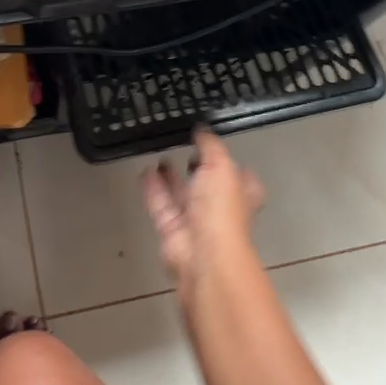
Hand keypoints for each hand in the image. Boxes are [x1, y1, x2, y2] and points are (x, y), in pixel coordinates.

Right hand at [142, 125, 264, 286]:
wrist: (203, 255)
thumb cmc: (221, 209)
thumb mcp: (222, 166)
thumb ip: (210, 146)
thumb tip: (202, 129)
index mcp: (240, 194)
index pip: (240, 176)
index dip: (229, 162)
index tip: (213, 145)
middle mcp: (220, 208)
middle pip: (208, 185)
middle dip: (196, 168)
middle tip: (182, 146)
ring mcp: (195, 221)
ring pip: (181, 194)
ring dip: (171, 176)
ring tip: (160, 154)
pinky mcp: (171, 230)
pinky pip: (161, 204)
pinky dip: (153, 188)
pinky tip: (145, 171)